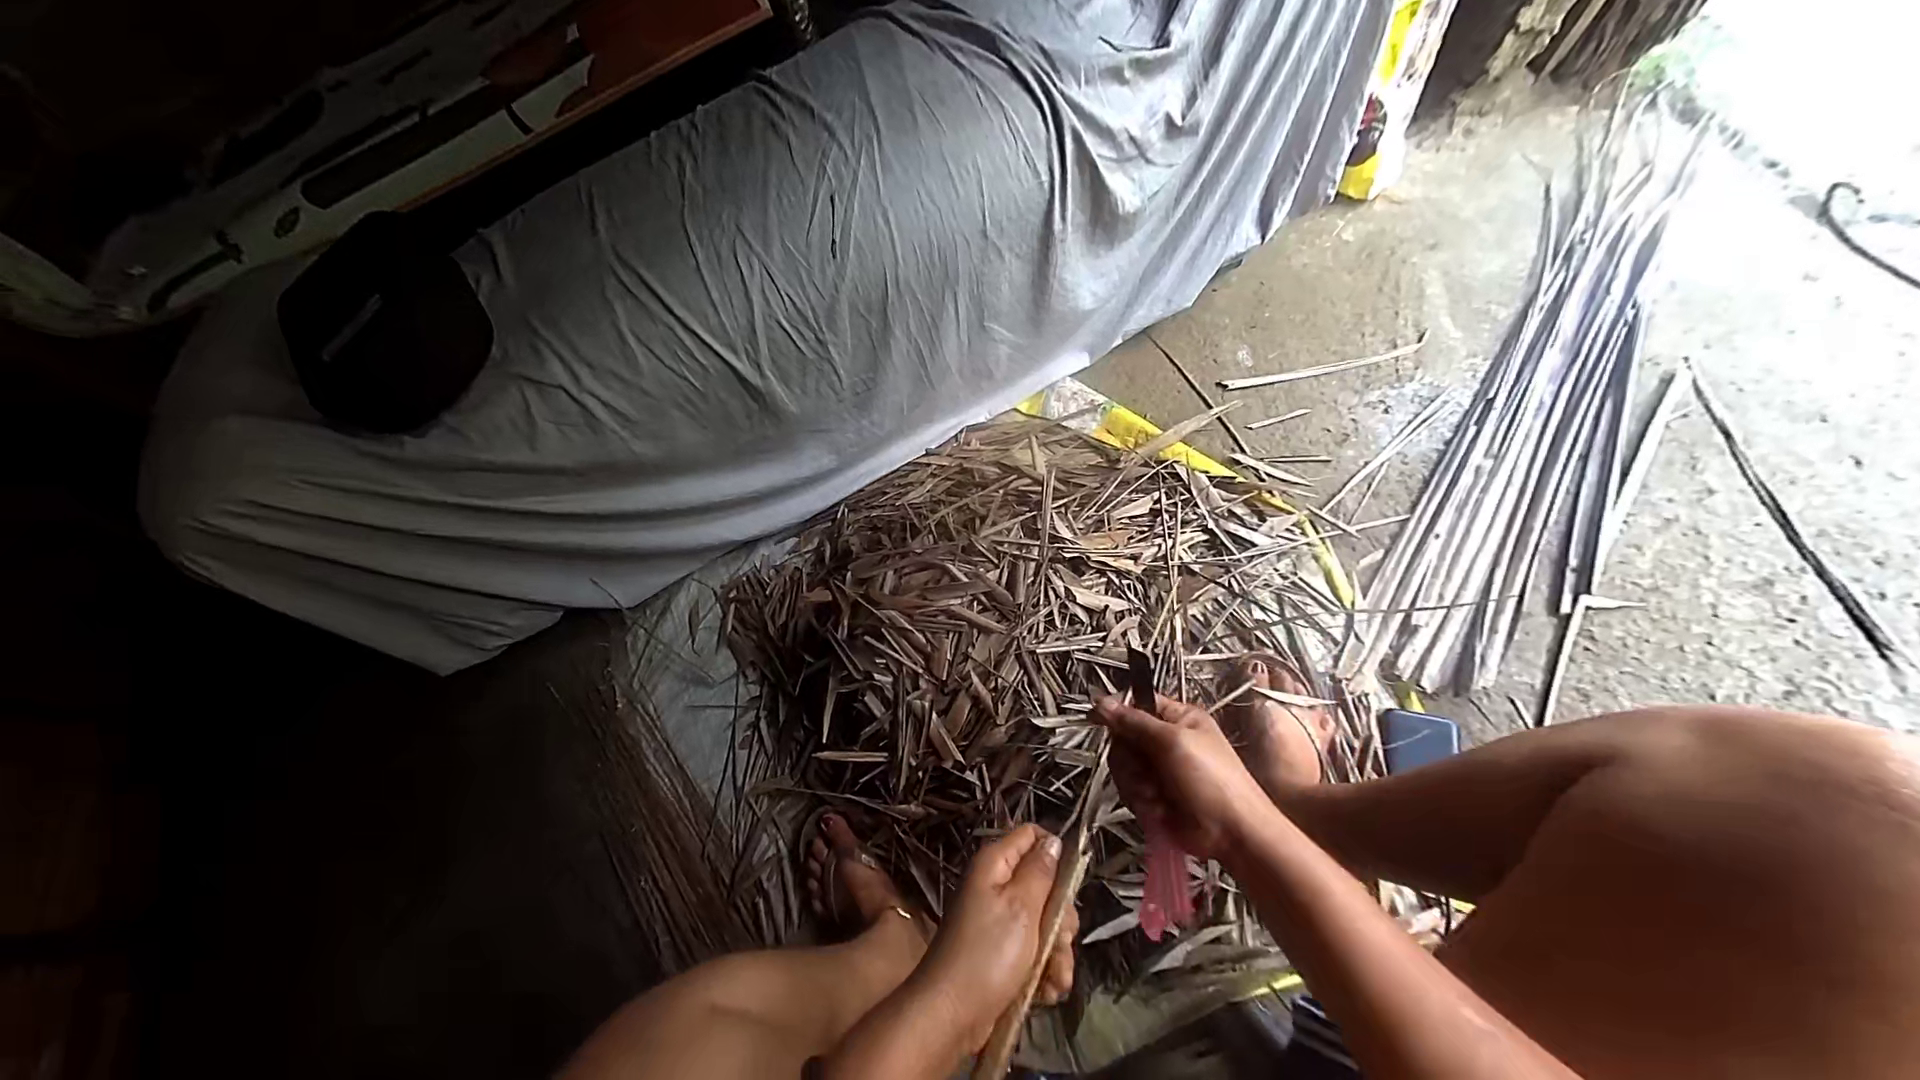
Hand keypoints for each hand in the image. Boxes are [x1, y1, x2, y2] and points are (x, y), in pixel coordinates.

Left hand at [909, 823, 1078, 1048]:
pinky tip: (1046, 991)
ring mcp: (1000, 921)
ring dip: (1057, 952)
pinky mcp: (1003, 952)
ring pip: (1046, 923)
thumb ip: (1040, 871)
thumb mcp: (1021, 907)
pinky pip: (1035, 951)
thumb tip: (1053, 840)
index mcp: (995, 864)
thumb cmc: (987, 954)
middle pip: (1045, 884)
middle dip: (1061, 917)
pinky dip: (1045, 971)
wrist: (951, 1015)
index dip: (1055, 853)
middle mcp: (996, 886)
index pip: (1031, 836)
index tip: (1070, 884)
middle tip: (1061, 940)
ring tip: (1054, 978)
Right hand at [1092, 693, 1274, 861]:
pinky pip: (1130, 791)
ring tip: (1158, 794)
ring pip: (1124, 767)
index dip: (1117, 711)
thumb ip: (1134, 721)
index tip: (1098, 719)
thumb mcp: (1172, 741)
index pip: (1137, 703)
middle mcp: (1167, 741)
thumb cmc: (1213, 780)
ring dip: (1137, 784)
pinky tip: (1161, 808)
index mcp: (1178, 719)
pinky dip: (1142, 801)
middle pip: (1123, 738)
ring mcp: (1160, 770)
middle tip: (1146, 769)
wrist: (1232, 833)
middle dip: (1130, 758)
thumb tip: (1101, 702)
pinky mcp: (1155, 796)